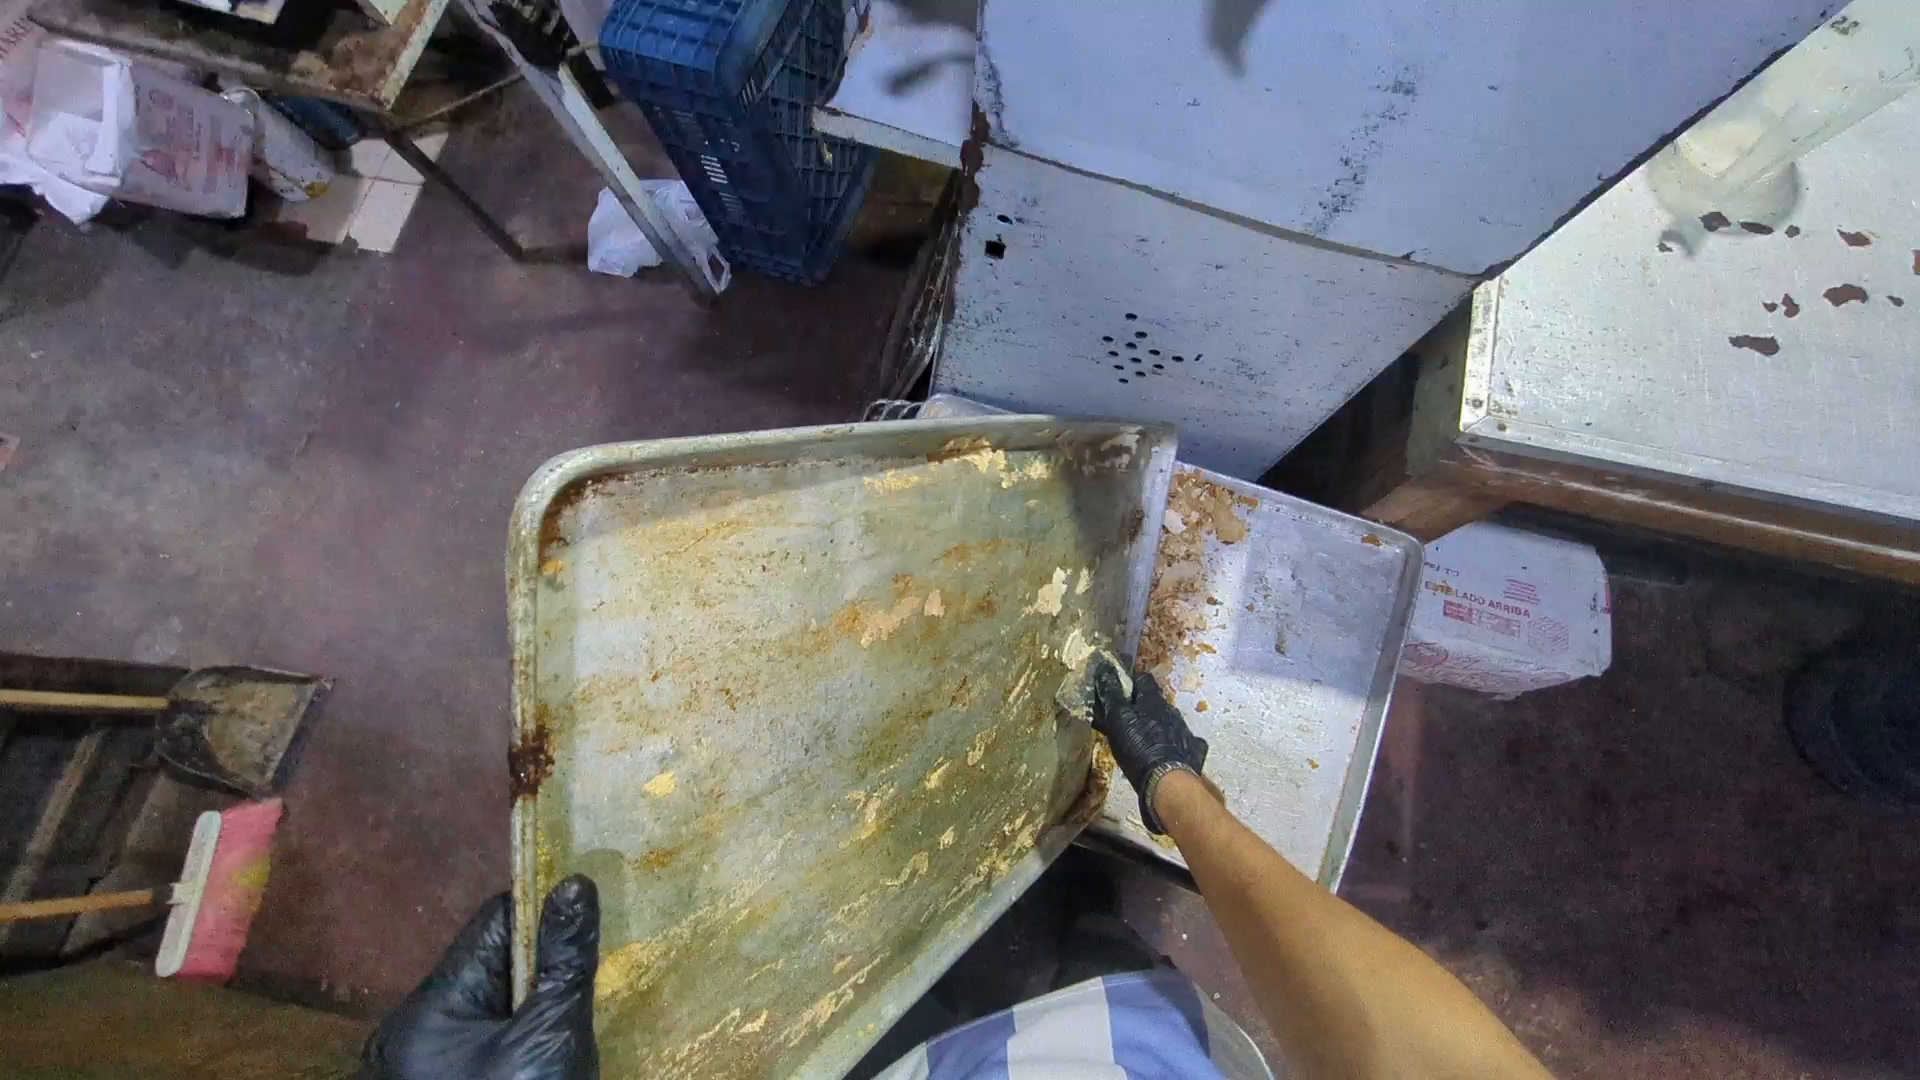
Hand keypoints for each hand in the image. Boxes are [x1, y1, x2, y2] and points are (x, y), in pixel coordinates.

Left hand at [364, 875, 599, 1079]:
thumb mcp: (550, 1036)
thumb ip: (564, 958)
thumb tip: (575, 882)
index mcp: (427, 1011)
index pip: (495, 922)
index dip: (546, 907)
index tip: (596, 904)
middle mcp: (417, 1032)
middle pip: (497, 958)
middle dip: (549, 952)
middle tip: (604, 948)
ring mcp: (431, 1065)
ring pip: (501, 995)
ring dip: (546, 989)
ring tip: (591, 986)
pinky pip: (497, 1031)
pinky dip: (533, 1023)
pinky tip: (567, 1029)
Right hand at [1091, 658, 1208, 834]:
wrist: (1167, 782)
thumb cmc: (1138, 747)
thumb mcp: (1117, 718)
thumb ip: (1112, 693)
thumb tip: (1104, 667)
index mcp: (1153, 701)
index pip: (1144, 679)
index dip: (1132, 681)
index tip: (1121, 687)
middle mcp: (1172, 712)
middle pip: (1157, 702)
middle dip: (1145, 706)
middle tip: (1129, 717)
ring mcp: (1185, 732)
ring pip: (1170, 722)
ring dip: (1159, 725)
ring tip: (1146, 738)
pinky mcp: (1193, 752)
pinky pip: (1184, 743)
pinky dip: (1175, 745)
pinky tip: (1169, 753)